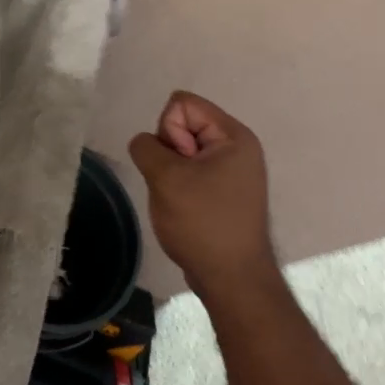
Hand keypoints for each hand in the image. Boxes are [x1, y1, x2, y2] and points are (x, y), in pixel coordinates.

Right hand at [128, 90, 276, 290]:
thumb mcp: (165, 178)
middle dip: (169, 151)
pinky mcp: (225, 191)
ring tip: (181, 201)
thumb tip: (147, 145)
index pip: (182, 103)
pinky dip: (181, 186)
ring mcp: (233, 171)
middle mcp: (237, 147)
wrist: (232, 280)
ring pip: (182, 150)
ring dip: (172, 172)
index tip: (178, 166)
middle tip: (179, 186)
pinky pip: (191, 171)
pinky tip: (185, 209)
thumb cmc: (202, 224)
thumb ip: (147, 147)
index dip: (168, 131)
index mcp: (233, 135)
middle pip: (182, 124)